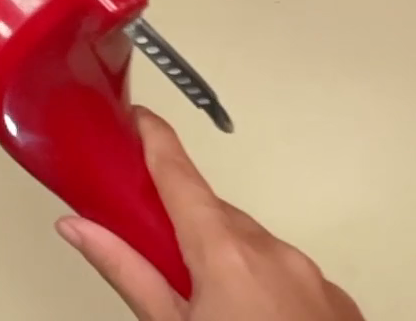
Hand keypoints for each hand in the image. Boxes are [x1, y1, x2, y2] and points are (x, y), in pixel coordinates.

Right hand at [58, 108, 362, 320]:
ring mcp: (317, 282)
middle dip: (180, 218)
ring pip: (250, 242)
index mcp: (227, 251)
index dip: (155, 137)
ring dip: (220, 250)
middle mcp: (277, 254)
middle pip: (213, 212)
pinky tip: (245, 312)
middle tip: (150, 241)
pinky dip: (258, 277)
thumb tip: (73, 225)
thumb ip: (123, 269)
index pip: (180, 173)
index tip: (138, 115)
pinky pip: (285, 271)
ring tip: (200, 293)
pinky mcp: (342, 309)